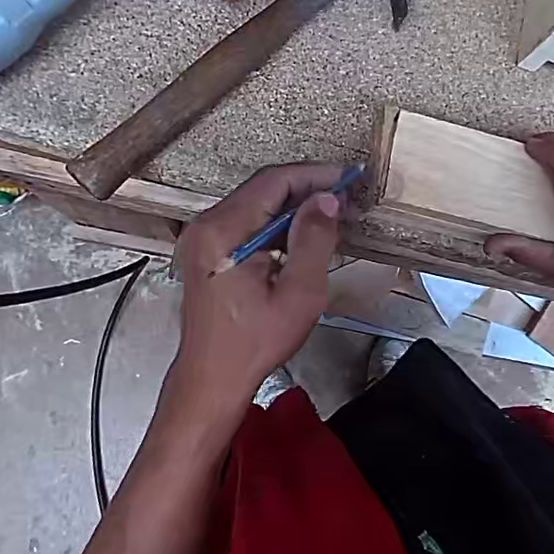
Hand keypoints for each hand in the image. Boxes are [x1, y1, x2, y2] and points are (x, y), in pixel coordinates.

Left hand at [166, 163, 345, 411]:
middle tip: (348, 199)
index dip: (315, 175)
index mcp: (223, 231)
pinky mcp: (209, 251)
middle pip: (263, 189)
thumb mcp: (298, 294)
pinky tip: (305, 235)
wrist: (212, 378)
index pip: (273, 181)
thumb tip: (328, 199)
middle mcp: (206, 226)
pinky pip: (248, 222)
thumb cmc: (254, 343)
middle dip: (308, 189)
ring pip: (257, 204)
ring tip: (334, 216)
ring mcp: (203, 238)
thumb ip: (313, 241)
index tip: (349, 179)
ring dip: (296, 207)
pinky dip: (279, 224)